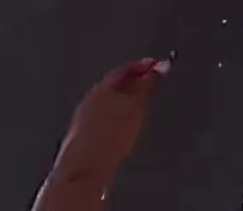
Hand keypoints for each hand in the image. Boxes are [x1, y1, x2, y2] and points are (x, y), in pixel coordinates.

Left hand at [31, 57, 169, 210]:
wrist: (84, 174)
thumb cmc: (108, 137)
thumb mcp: (137, 104)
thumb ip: (149, 82)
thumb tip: (160, 67)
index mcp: (101, 86)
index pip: (127, 68)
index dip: (144, 66)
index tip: (158, 67)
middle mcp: (89, 100)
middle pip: (117, 86)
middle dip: (135, 85)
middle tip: (152, 87)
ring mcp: (83, 120)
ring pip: (110, 104)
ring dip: (126, 103)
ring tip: (141, 110)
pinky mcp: (82, 140)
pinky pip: (103, 121)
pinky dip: (116, 120)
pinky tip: (124, 130)